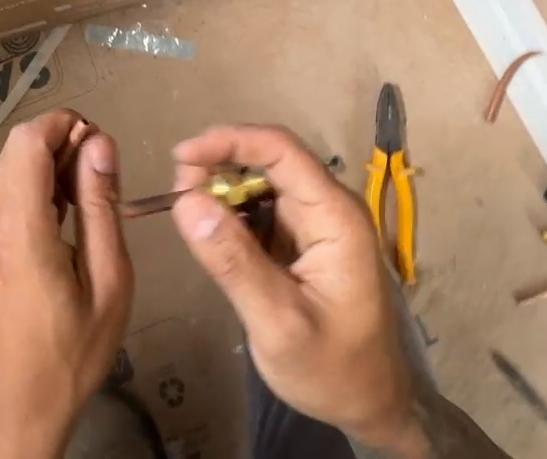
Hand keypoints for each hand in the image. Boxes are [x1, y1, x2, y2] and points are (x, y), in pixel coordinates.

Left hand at [0, 111, 133, 458]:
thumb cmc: (70, 355)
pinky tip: (57, 220)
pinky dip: (29, 189)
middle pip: (16, 148)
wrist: (10, 412)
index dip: (65, 125)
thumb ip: (102, 207)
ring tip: (84, 197)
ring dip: (44, 164)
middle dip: (59, 141)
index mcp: (19, 231)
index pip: (29, 141)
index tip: (100, 144)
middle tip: (99, 171)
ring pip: (6, 169)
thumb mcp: (108, 283)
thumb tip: (100, 144)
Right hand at [170, 124, 417, 447]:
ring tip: (186, 213)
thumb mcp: (278, 324)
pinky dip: (230, 212)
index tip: (181, 157)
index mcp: (335, 216)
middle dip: (218, 165)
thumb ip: (233, 262)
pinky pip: (260, 207)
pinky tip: (209, 233)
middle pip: (268, 159)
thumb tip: (187, 202)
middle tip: (176, 195)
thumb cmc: (333, 369)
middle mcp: (327, 206)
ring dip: (221, 188)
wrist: (370, 404)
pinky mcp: (300, 237)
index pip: (281, 150)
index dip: (229, 141)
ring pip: (260, 180)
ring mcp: (314, 220)